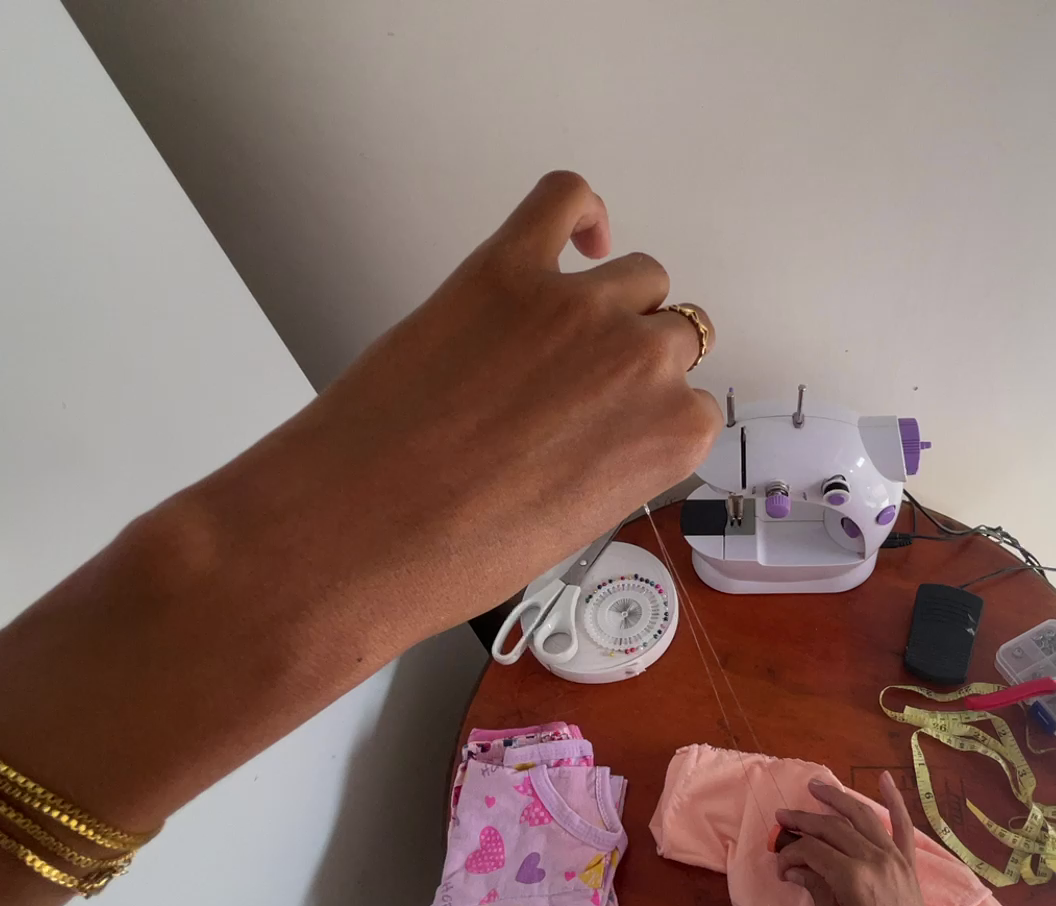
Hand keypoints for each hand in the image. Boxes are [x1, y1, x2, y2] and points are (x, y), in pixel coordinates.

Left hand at [0, 170, 725, 822]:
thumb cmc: (466, 556)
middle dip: (639, 364)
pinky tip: (578, 238)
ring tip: (570, 334)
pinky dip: (582, 212)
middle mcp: (646, 363)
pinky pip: (567, 199)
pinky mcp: (506, 269)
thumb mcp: (578, 522)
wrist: (360, 534)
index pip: (695, 408)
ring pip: (642, 276)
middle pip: (675, 335)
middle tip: (586, 390)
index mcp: (674, 437)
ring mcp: (579, 307)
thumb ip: (619, 459)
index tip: (621, 429)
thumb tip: (609, 421)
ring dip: (619, 303)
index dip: (652, 420)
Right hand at [776, 774, 962, 905]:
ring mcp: (897, 861)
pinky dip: (895, 801)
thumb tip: (799, 869)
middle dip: (804, 821)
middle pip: (834, 828)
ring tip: (816, 787)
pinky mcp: (910, 868)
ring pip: (863, 818)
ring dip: (838, 800)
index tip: (779, 866)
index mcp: (853, 878)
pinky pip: (904, 827)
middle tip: (782, 818)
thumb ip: (818, 893)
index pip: (812, 851)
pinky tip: (883, 779)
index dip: (791, 854)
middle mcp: (876, 860)